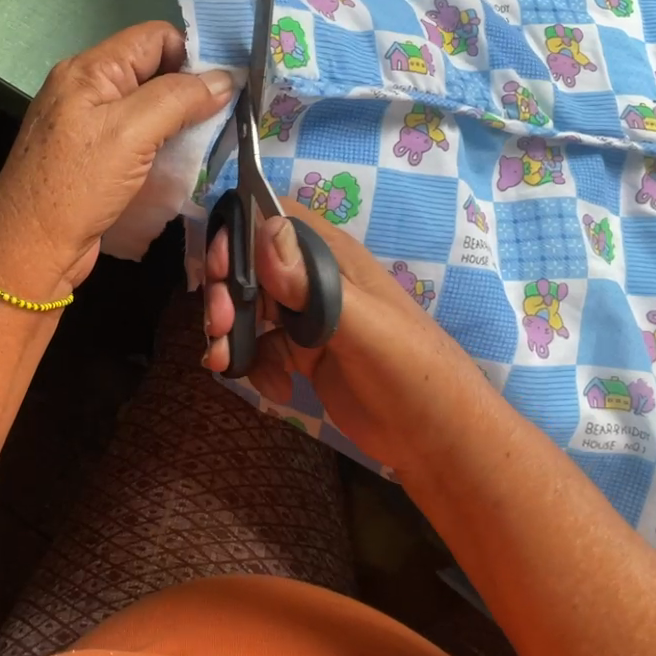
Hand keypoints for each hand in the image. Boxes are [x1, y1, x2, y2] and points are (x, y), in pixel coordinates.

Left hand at [0, 22, 233, 301]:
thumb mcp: (131, 133)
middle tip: (227, 118)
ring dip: (180, 123)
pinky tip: (183, 164)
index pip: (153, 38)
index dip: (192, 54)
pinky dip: (162, 147)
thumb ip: (179, 98)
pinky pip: (138, 140)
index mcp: (88, 70)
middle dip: (190, 91)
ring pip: (148, 109)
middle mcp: (86, 91)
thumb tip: (225, 78)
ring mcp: (88, 127)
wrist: (29, 253)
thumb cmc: (77, 188)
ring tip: (212, 143)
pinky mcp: (93, 160)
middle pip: (153, 72)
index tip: (227, 87)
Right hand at [203, 204, 485, 467]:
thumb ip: (314, 284)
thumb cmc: (412, 371)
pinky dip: (251, 363)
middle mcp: (315, 278)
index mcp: (332, 257)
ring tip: (224, 362)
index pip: (272, 218)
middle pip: (249, 264)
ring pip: (248, 306)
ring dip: (229, 330)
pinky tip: (269, 388)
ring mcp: (307, 316)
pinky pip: (259, 345)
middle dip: (225, 291)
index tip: (219, 270)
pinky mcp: (301, 352)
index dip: (238, 234)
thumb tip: (267, 231)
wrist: (435, 437)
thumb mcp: (363, 326)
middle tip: (220, 326)